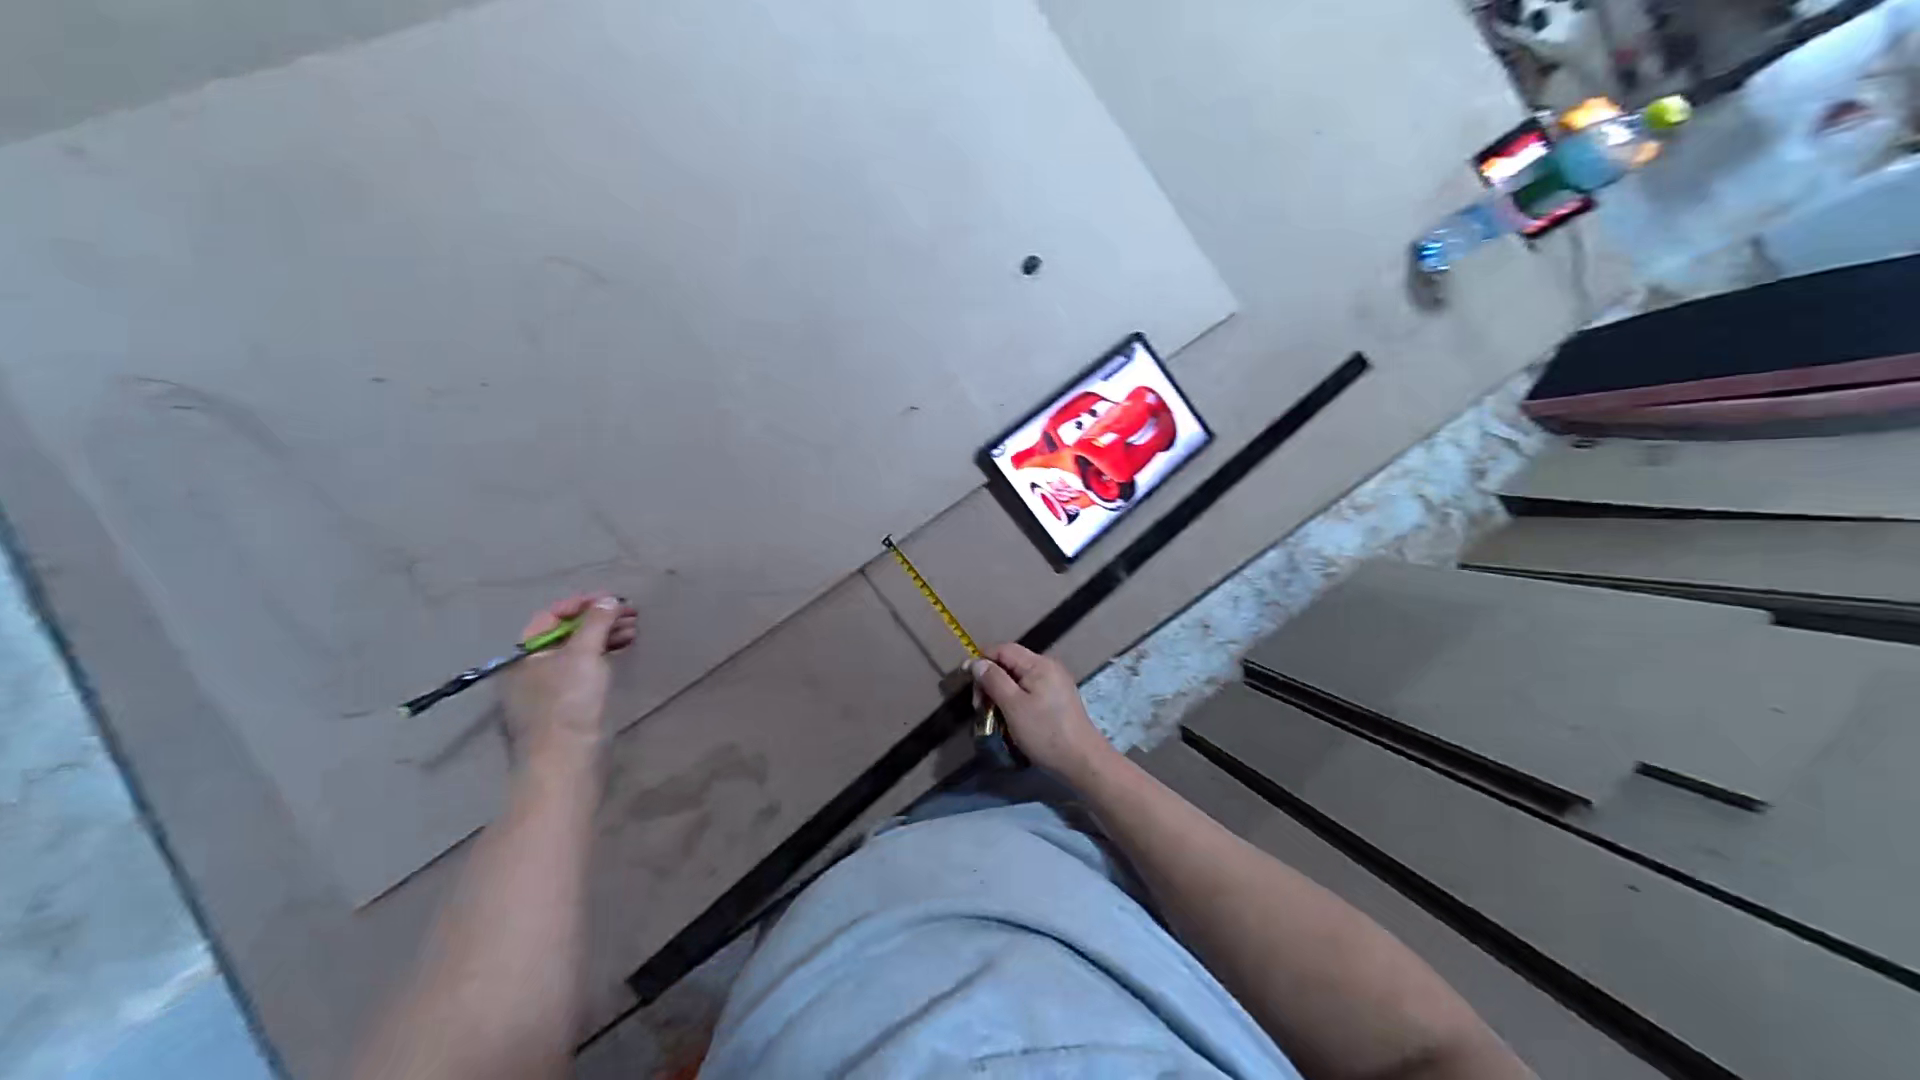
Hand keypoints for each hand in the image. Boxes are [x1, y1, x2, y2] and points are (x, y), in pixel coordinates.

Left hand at [502, 594, 636, 770]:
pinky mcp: (566, 706)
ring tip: (634, 631)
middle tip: (631, 614)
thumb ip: (597, 622)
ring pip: (578, 652)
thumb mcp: (584, 654)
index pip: (551, 617)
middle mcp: (531, 670)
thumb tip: (608, 600)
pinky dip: (603, 656)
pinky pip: (585, 670)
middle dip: (599, 620)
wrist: (566, 761)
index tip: (613, 600)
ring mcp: (548, 690)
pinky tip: (622, 652)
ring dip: (605, 637)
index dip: (582, 604)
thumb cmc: (569, 703)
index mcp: (524, 655)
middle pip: (566, 634)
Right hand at [969, 643, 1114, 779]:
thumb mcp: (1013, 705)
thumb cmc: (1044, 732)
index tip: (967, 680)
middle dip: (990, 680)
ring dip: (1000, 692)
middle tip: (980, 706)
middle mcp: (1048, 667)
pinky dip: (1014, 699)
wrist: (1081, 760)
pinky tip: (1009, 717)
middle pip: (1010, 663)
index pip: (1003, 649)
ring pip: (1018, 678)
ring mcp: (1055, 683)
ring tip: (992, 714)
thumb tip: (977, 662)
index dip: (982, 660)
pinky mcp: (1057, 698)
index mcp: (1039, 664)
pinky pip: (1029, 690)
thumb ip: (993, 680)